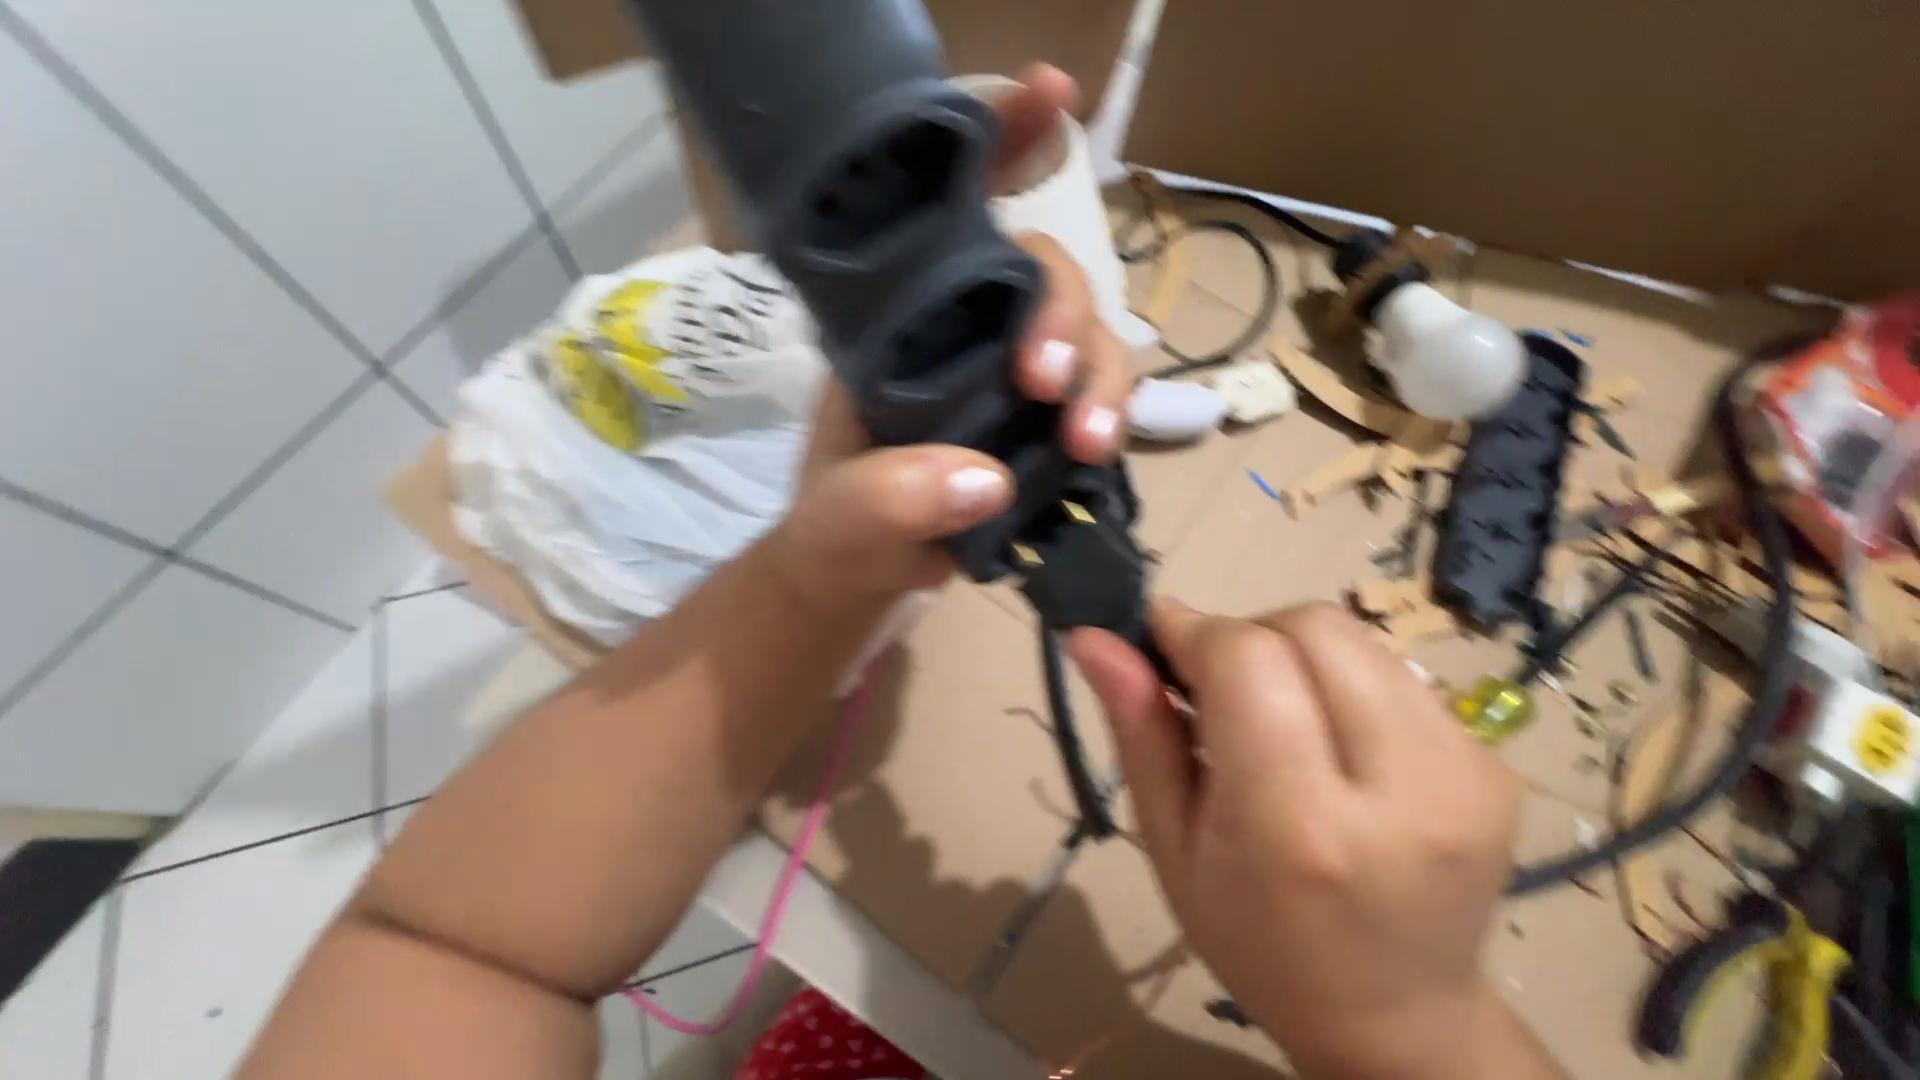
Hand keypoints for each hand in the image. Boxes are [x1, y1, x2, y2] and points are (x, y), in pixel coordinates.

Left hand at [774, 64, 1131, 604]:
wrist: (866, 574)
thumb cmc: (837, 528)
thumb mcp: (840, 515)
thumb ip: (886, 498)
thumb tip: (984, 482)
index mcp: (900, 318)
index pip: (949, 216)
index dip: (1000, 147)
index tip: (1048, 95)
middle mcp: (966, 329)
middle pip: (1045, 274)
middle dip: (1062, 310)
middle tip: (1045, 381)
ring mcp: (1013, 376)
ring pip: (1091, 335)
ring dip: (1104, 374)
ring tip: (1088, 441)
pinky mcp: (1047, 425)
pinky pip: (1100, 398)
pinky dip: (1113, 414)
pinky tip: (1101, 450)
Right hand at [1072, 601, 1542, 1079]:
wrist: (1396, 1017)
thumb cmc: (1254, 940)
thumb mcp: (1171, 846)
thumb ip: (1138, 732)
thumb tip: (1092, 637)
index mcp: (1298, 826)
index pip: (1247, 660)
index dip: (1195, 632)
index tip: (1161, 644)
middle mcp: (1402, 790)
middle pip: (1311, 628)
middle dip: (1247, 634)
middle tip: (1217, 689)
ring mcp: (1466, 774)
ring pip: (1357, 638)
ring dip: (1295, 652)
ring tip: (1276, 716)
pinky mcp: (1497, 766)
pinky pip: (1396, 672)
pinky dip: (1343, 682)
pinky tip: (1332, 741)